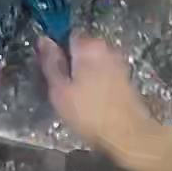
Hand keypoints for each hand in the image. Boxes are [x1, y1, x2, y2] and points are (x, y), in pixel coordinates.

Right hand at [37, 32, 158, 154]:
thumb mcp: (60, 90)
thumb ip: (50, 62)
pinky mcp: (126, 78)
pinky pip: (103, 73)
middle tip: (61, 89)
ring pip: (92, 63)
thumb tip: (43, 39)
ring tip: (76, 98)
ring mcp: (119, 62)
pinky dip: (95, 82)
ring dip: (83, 75)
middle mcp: (107, 48)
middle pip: (80, 49)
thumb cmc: (89, 113)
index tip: (51, 73)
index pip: (66, 36)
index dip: (56, 53)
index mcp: (89, 46)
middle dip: (70, 64)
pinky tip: (92, 101)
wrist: (128, 134)